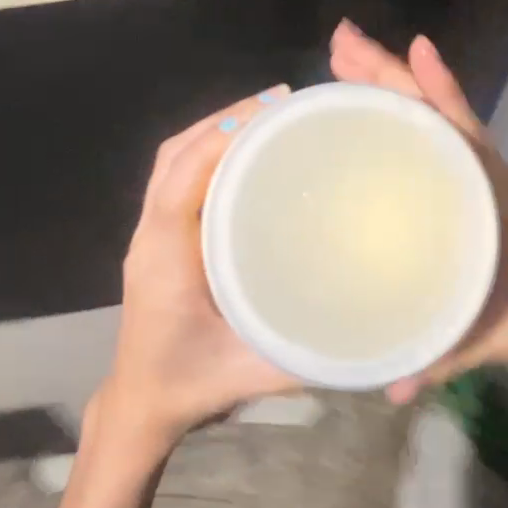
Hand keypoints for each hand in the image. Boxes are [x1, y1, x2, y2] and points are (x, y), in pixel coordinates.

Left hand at [99, 87, 300, 445]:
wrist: (140, 404)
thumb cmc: (189, 387)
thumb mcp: (252, 373)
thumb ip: (305, 356)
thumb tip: (367, 325)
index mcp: (163, 257)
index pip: (181, 179)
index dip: (219, 138)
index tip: (269, 110)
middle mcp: (150, 234)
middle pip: (174, 156)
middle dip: (222, 120)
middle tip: (281, 103)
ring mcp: (148, 232)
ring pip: (171, 161)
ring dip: (213, 130)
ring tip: (266, 116)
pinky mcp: (157, 236)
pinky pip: (175, 177)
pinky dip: (206, 152)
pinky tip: (245, 154)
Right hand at [330, 21, 507, 402]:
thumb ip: (451, 354)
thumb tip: (388, 385)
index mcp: (494, 190)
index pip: (458, 129)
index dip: (431, 89)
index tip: (404, 48)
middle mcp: (485, 165)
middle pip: (434, 106)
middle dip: (386, 71)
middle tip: (339, 41)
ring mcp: (482, 165)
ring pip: (432, 110)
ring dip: (391, 80)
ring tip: (344, 57)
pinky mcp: (478, 175)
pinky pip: (440, 131)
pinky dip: (411, 106)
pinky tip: (379, 103)